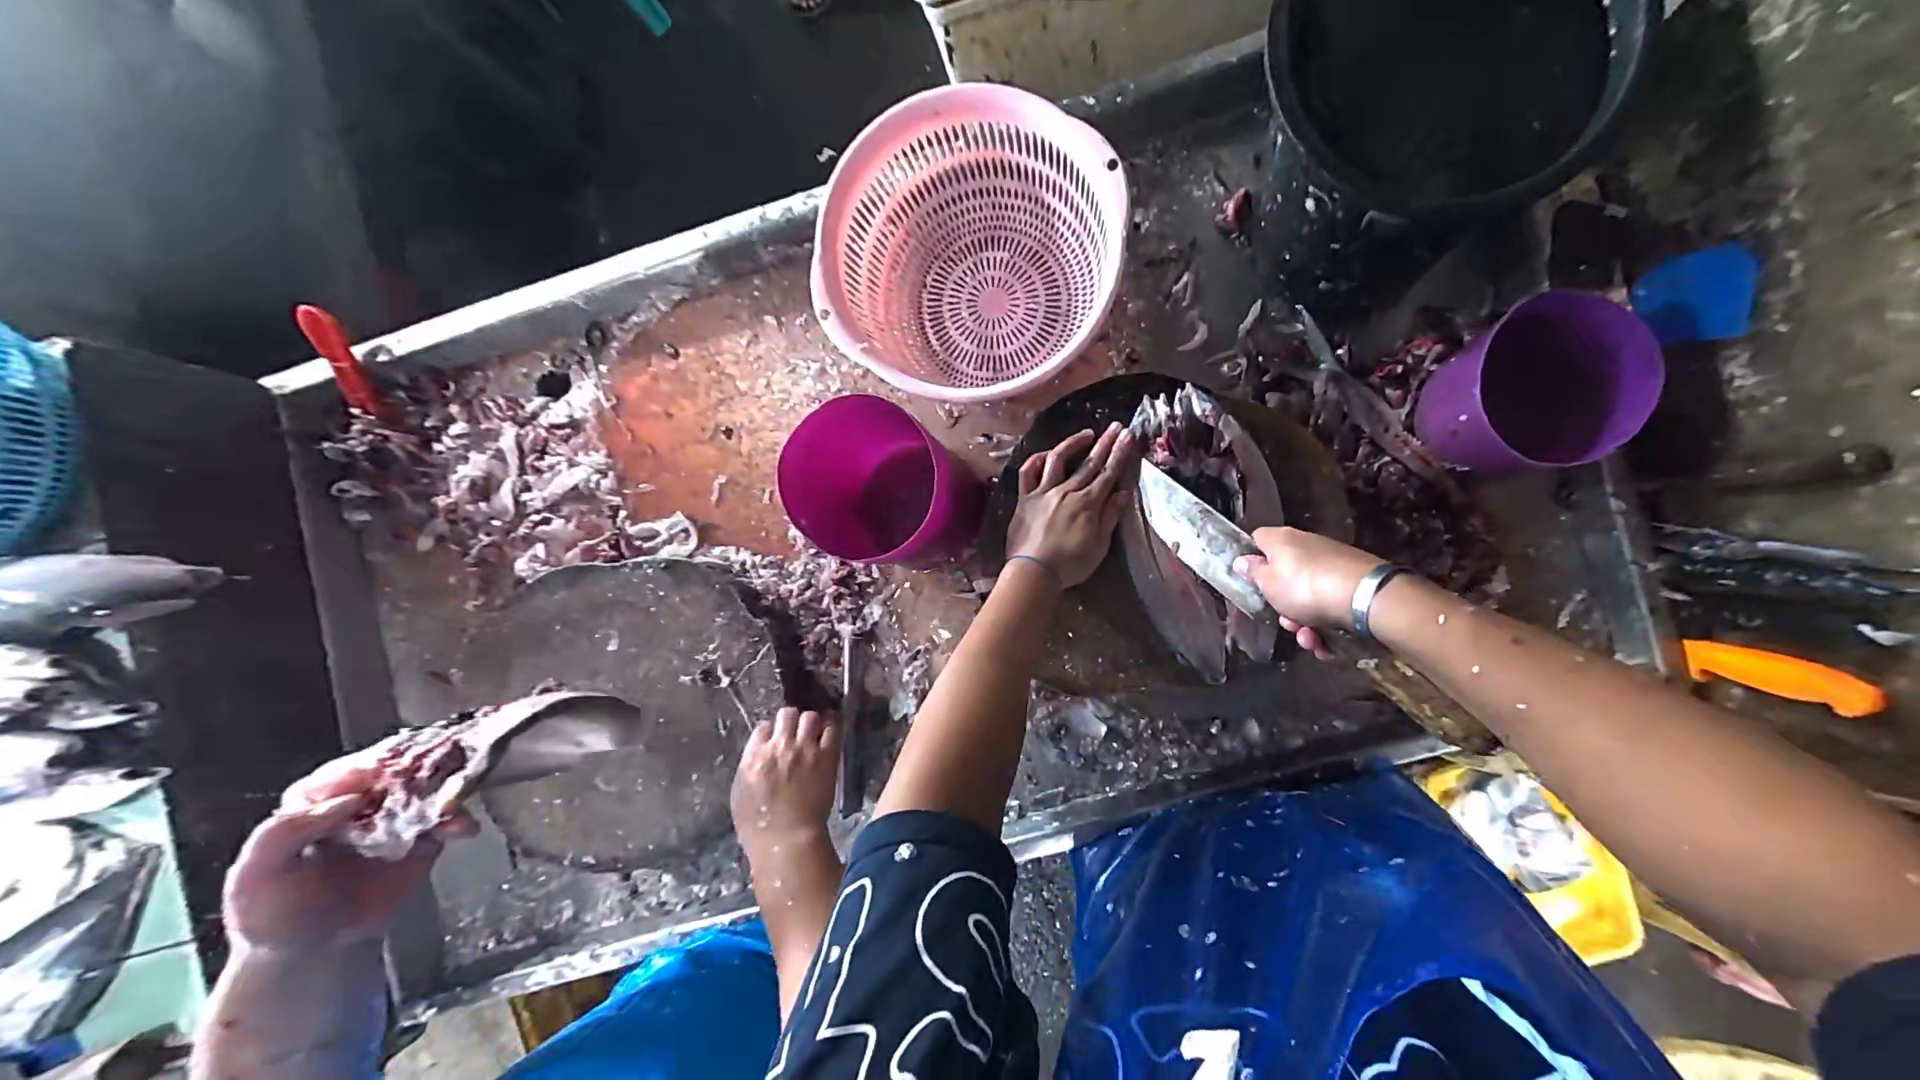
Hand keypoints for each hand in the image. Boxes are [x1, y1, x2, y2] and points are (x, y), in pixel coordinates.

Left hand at [223, 749, 476, 953]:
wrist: (313, 954)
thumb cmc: (273, 915)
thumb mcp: (254, 878)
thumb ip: (283, 834)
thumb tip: (350, 800)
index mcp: (317, 798)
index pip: (352, 770)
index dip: (373, 771)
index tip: (388, 783)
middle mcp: (362, 798)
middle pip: (400, 769)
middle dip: (424, 772)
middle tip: (436, 785)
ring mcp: (397, 815)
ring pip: (432, 788)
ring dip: (450, 793)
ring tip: (453, 814)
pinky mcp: (425, 834)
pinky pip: (448, 818)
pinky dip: (459, 819)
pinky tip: (462, 829)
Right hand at [730, 707, 838, 844]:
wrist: (787, 838)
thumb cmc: (758, 825)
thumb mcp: (740, 792)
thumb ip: (750, 766)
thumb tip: (759, 754)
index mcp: (755, 755)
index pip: (763, 727)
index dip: (771, 731)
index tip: (775, 738)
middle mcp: (780, 746)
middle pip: (787, 714)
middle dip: (790, 720)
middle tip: (795, 731)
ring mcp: (805, 749)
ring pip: (810, 716)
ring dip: (811, 721)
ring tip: (813, 730)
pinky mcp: (826, 756)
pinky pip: (832, 728)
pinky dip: (831, 724)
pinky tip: (831, 726)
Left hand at [1006, 423, 1134, 587]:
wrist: (1033, 571)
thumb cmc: (1070, 564)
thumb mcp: (1099, 545)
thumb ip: (1109, 517)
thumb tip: (1123, 493)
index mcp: (1088, 503)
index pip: (1108, 472)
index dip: (1120, 453)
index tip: (1128, 435)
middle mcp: (1067, 491)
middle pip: (1089, 462)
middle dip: (1105, 443)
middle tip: (1115, 426)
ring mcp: (1044, 492)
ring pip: (1058, 459)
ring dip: (1073, 443)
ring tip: (1087, 433)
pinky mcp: (1025, 498)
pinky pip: (1028, 472)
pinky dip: (1037, 460)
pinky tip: (1047, 454)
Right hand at [1233, 527, 1384, 659]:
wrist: (1366, 597)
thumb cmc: (1304, 587)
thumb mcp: (1268, 583)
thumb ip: (1253, 572)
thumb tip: (1242, 560)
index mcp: (1282, 540)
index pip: (1258, 539)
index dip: (1251, 558)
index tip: (1249, 580)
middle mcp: (1307, 546)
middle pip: (1284, 575)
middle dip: (1282, 604)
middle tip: (1285, 620)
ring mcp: (1332, 564)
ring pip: (1308, 595)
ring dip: (1303, 621)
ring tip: (1309, 639)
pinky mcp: (1353, 581)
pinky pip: (1330, 603)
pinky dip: (1326, 625)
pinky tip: (1327, 645)